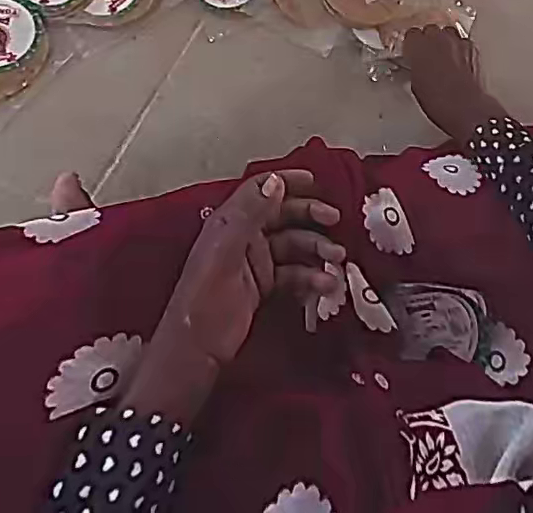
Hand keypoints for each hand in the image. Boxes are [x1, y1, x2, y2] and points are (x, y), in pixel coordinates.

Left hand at [121, 170, 340, 420]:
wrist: (195, 353)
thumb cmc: (204, 299)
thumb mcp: (225, 252)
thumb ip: (249, 215)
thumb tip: (276, 182)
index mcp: (231, 221)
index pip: (261, 189)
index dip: (286, 181)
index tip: (314, 180)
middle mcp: (245, 235)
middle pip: (283, 214)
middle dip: (310, 214)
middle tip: (335, 218)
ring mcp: (256, 261)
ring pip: (293, 244)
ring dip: (316, 248)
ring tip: (337, 258)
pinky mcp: (264, 285)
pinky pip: (294, 272)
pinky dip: (311, 276)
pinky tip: (326, 285)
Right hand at [403, 25, 508, 140]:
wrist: (465, 107)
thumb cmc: (438, 100)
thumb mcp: (416, 84)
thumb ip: (416, 67)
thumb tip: (419, 68)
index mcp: (417, 45)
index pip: (411, 34)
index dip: (412, 45)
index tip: (413, 52)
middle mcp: (437, 38)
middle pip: (430, 29)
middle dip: (429, 40)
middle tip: (428, 56)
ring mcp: (456, 41)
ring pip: (447, 32)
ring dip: (445, 41)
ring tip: (444, 57)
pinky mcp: (471, 48)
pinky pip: (463, 42)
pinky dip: (460, 49)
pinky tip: (458, 61)